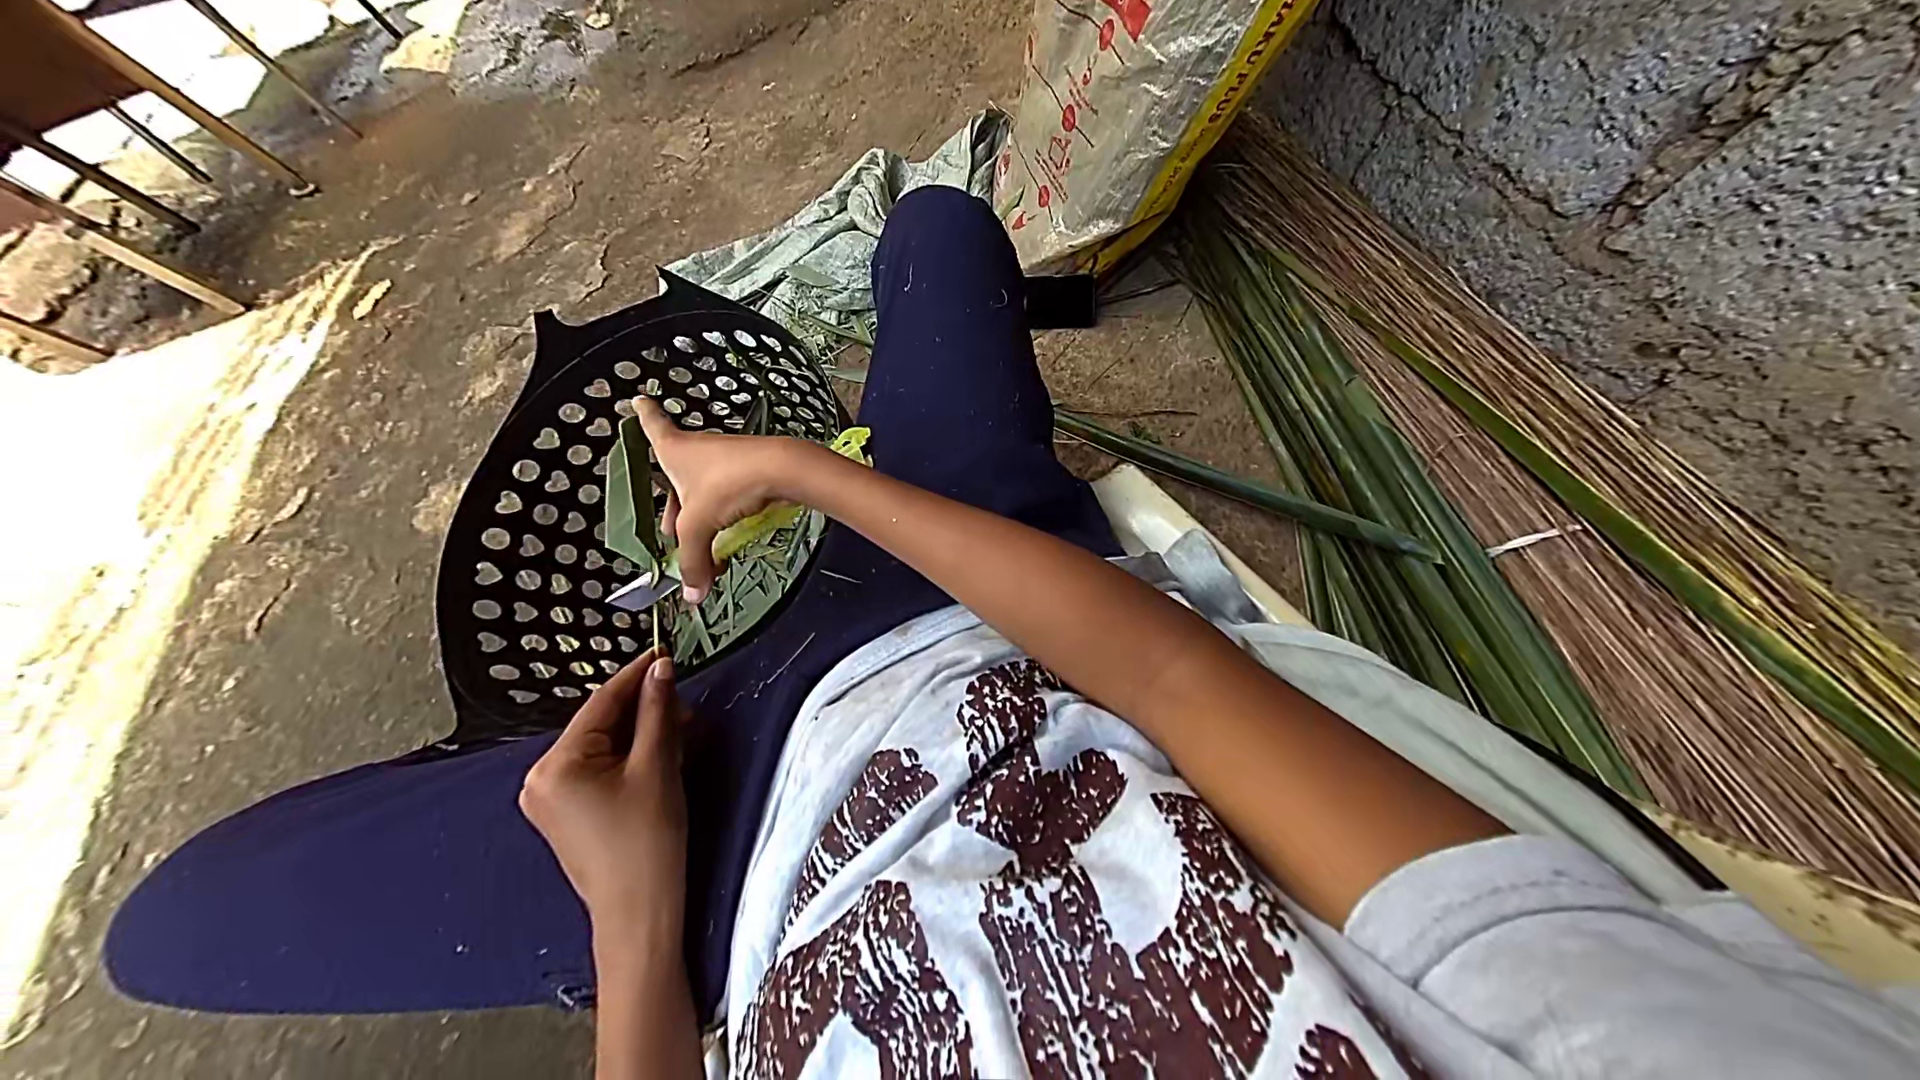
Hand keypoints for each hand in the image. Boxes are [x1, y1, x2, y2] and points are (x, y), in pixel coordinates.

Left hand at [520, 648, 689, 943]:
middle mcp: (542, 778)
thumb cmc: (648, 840)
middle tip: (685, 704)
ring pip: (606, 744)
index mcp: (554, 765)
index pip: (602, 702)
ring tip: (681, 732)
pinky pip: (602, 766)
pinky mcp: (568, 812)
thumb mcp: (658, 765)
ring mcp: (552, 798)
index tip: (664, 652)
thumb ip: (658, 710)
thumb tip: (661, 667)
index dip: (637, 674)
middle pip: (603, 723)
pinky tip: (662, 753)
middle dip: (646, 709)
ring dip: (644, 732)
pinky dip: (633, 755)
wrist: (640, 911)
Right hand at [633, 396, 810, 602]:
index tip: (638, 399)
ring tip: (706, 547)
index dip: (644, 414)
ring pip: (705, 489)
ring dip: (703, 518)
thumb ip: (693, 561)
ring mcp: (727, 458)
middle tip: (672, 534)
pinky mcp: (750, 469)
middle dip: (674, 509)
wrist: (782, 469)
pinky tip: (732, 536)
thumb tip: (692, 595)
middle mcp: (700, 448)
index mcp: (675, 450)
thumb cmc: (729, 483)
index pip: (652, 426)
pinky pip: (730, 494)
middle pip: (677, 477)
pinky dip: (726, 515)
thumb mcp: (699, 527)